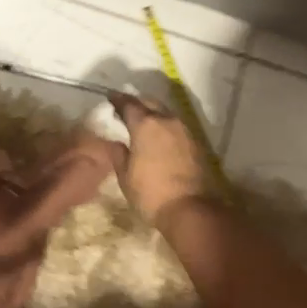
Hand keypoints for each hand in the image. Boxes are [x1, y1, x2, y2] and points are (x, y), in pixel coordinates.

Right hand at [108, 93, 208, 226]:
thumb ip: (119, 154)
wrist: (190, 210)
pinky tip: (160, 136)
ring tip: (144, 122)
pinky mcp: (196, 143)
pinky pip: (176, 125)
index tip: (110, 97)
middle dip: (137, 102)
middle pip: (149, 102)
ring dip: (153, 113)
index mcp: (144, 124)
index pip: (128, 104)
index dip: (118, 99)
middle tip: (127, 108)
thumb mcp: (125, 176)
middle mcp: (165, 120)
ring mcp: (183, 130)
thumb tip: (117, 143)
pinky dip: (165, 126)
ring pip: (165, 112)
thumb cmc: (151, 193)